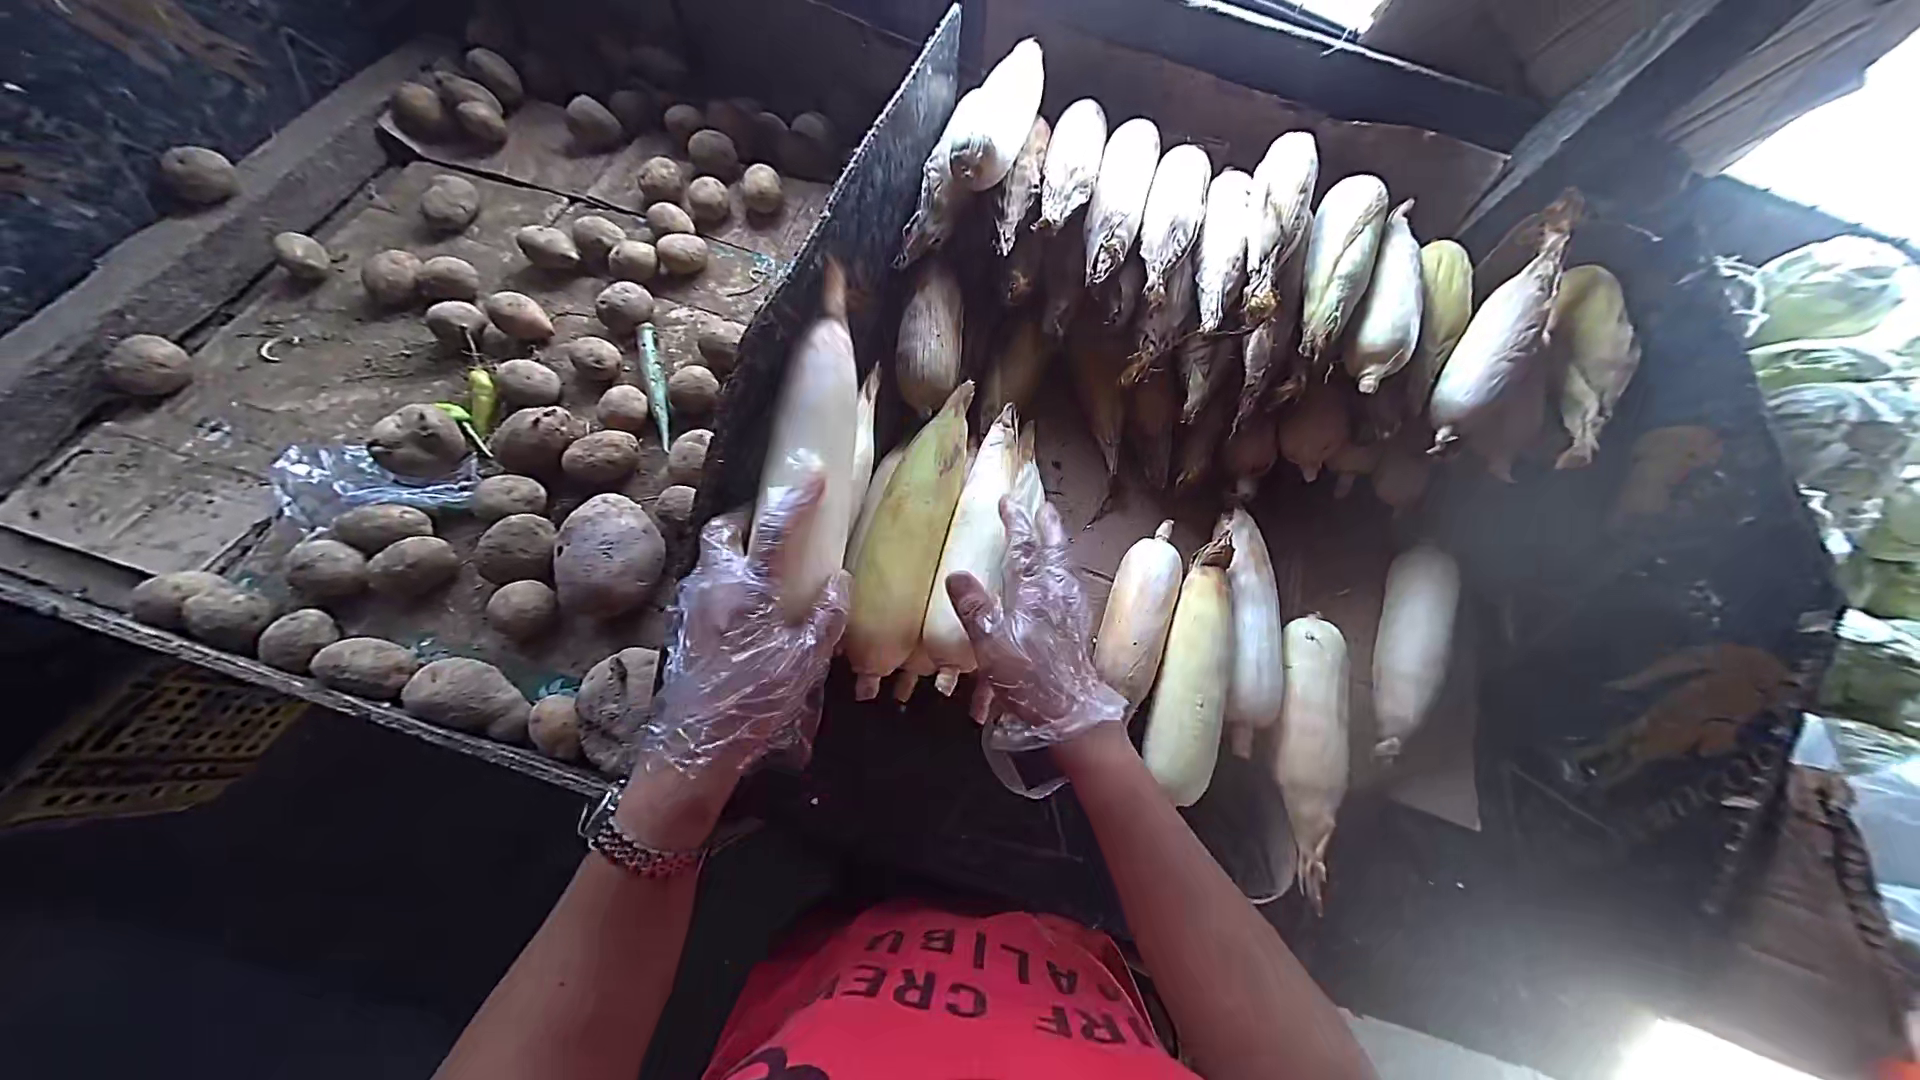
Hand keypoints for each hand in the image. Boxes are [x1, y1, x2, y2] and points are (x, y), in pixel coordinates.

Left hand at [638, 472, 850, 785]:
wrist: (695, 747)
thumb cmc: (754, 701)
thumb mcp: (805, 663)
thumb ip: (827, 616)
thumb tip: (839, 580)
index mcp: (748, 591)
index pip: (775, 530)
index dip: (797, 499)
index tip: (814, 475)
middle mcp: (713, 587)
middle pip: (722, 530)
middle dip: (746, 517)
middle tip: (773, 521)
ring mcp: (692, 605)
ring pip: (709, 556)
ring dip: (735, 547)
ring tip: (764, 562)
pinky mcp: (683, 624)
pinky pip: (705, 582)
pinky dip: (725, 575)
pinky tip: (745, 603)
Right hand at [945, 496, 1126, 752]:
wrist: (1071, 715)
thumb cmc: (1029, 681)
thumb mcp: (992, 648)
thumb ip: (976, 610)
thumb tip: (957, 574)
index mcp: (1035, 595)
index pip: (1024, 550)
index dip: (1015, 523)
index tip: (1007, 502)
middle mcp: (1056, 596)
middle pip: (1054, 552)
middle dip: (1047, 527)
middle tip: (1044, 507)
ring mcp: (1070, 611)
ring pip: (1065, 567)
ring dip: (1058, 545)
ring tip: (1053, 533)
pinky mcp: (1076, 627)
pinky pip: (1070, 585)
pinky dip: (1064, 570)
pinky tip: (1063, 579)